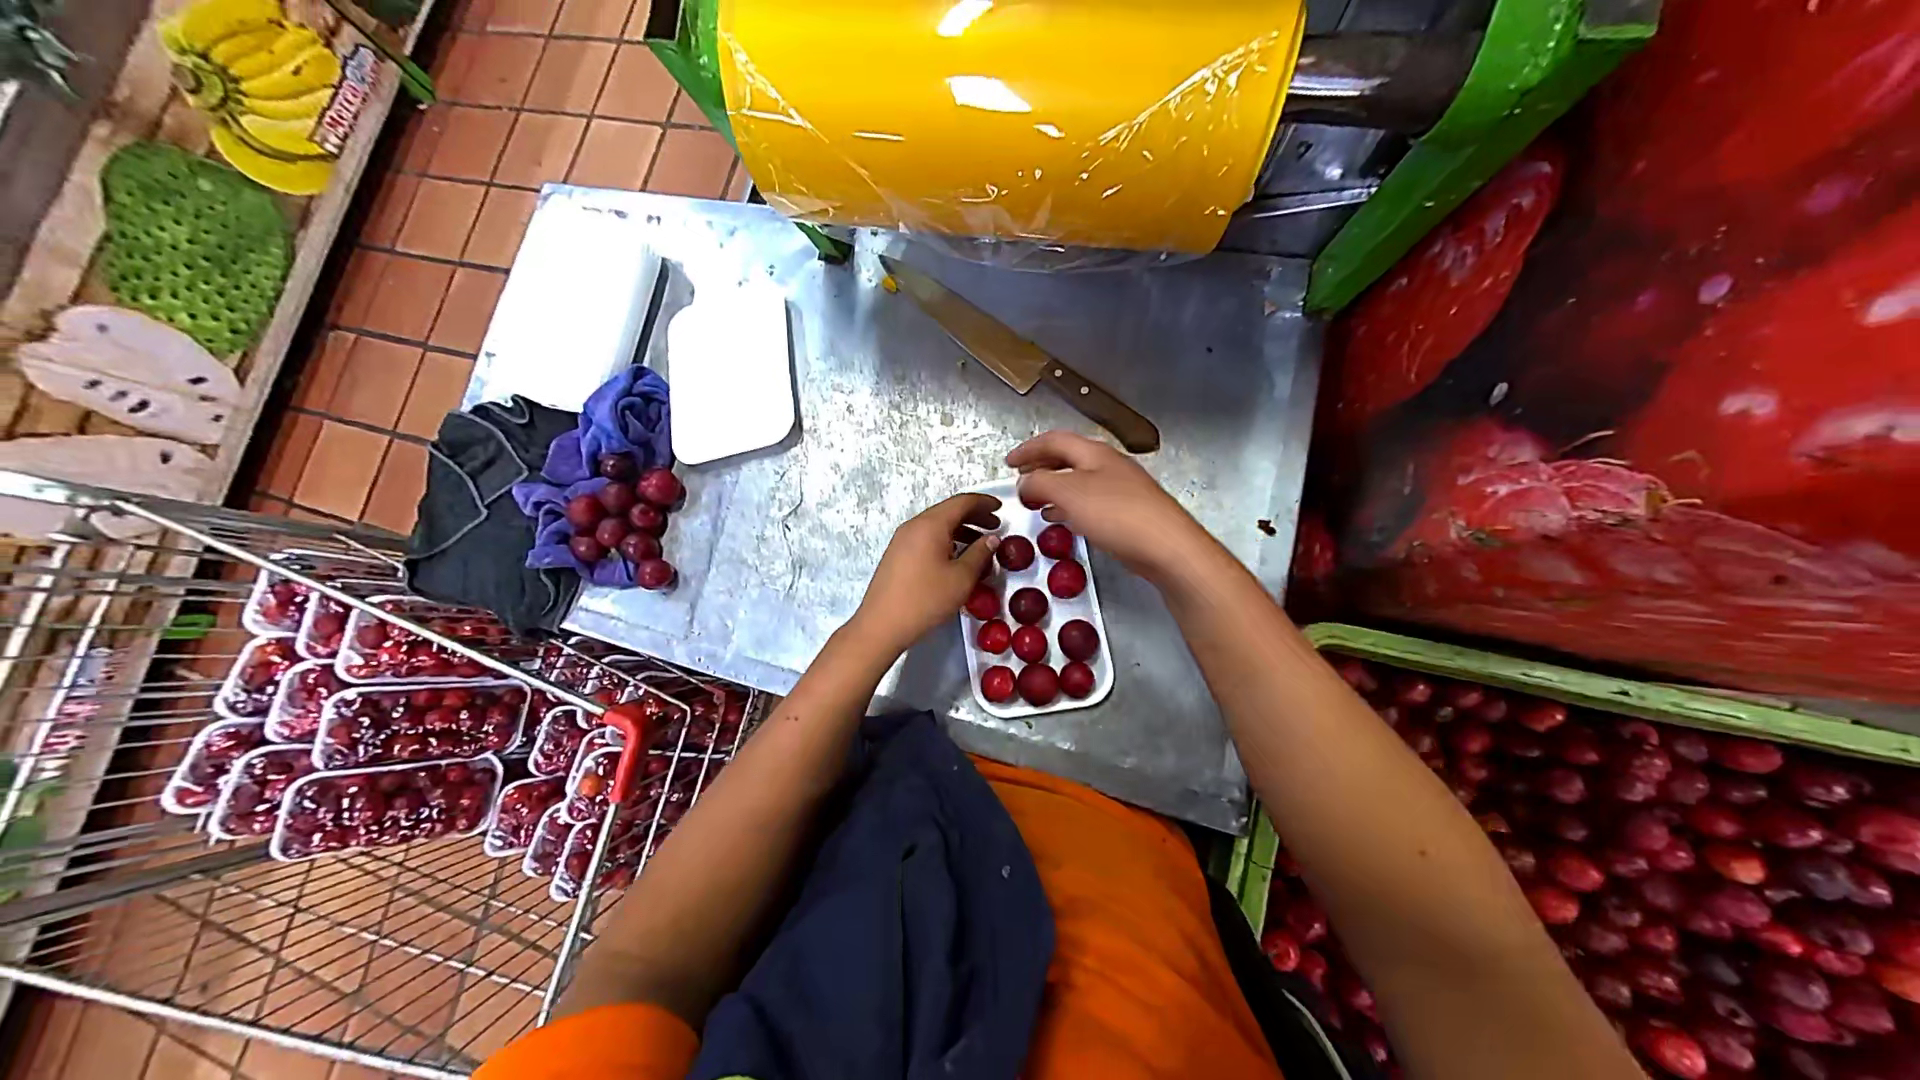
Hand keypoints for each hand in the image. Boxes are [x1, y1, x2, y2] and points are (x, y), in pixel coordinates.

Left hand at [851, 493, 1001, 653]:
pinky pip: (926, 538)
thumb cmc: (925, 600)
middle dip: (974, 516)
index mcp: (930, 525)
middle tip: (995, 527)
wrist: (882, 625)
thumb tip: (991, 539)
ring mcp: (902, 540)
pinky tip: (957, 557)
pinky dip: (946, 540)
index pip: (961, 502)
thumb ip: (979, 554)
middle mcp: (914, 526)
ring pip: (936, 526)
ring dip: (960, 530)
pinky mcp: (897, 555)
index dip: (983, 503)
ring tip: (980, 545)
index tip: (1000, 508)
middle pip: (948, 511)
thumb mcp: (961, 578)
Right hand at [1006, 431, 1215, 583]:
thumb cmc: (1118, 515)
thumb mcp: (1069, 494)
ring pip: (1079, 481)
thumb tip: (1025, 482)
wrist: (1167, 547)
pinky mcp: (1127, 513)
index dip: (1029, 449)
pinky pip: (1090, 501)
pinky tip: (1063, 518)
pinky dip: (1069, 506)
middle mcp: (1110, 466)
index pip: (1055, 441)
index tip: (1010, 462)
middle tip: (1022, 478)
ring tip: (1036, 499)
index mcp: (1095, 454)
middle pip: (1069, 458)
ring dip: (1054, 487)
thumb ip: (1040, 483)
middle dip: (1042, 466)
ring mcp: (1121, 489)